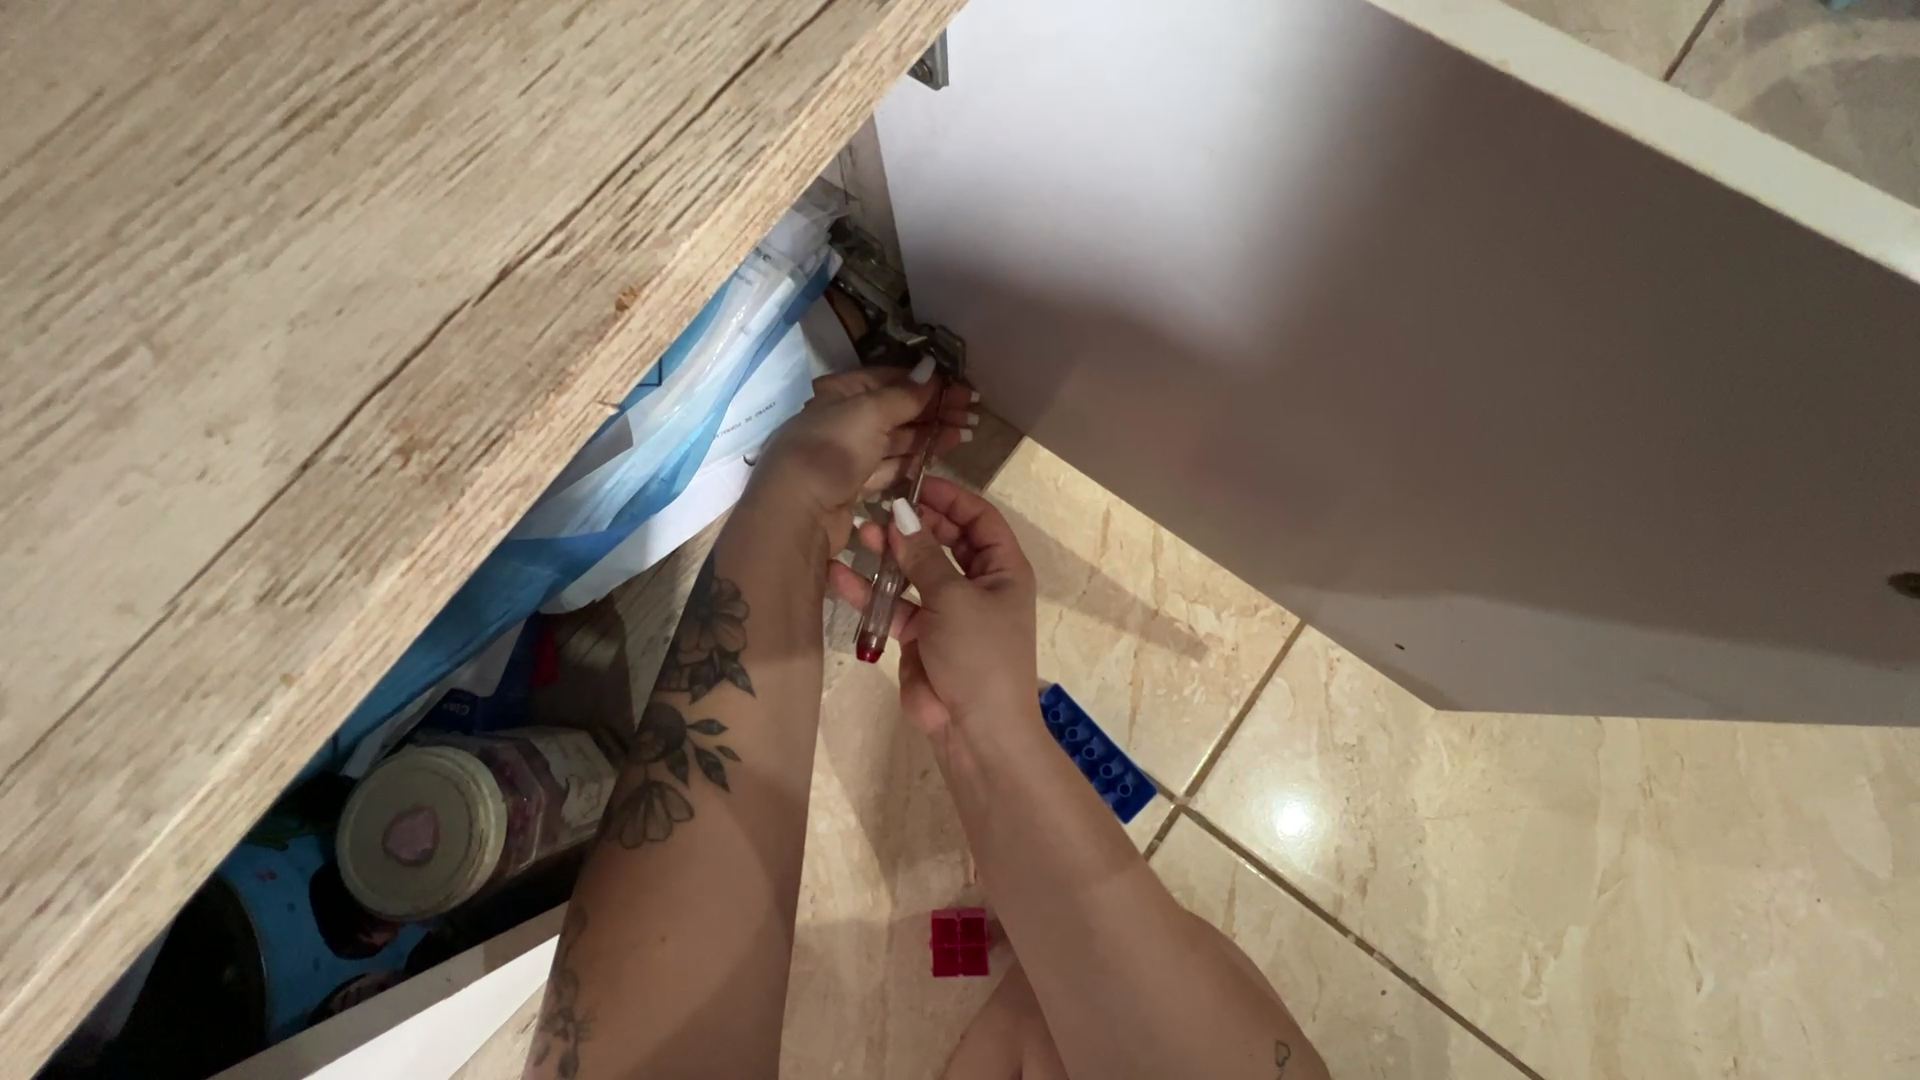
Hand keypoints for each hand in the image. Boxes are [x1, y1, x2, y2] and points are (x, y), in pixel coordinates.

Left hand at [747, 362, 973, 552]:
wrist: (799, 511)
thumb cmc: (831, 449)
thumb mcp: (869, 412)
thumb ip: (904, 394)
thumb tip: (931, 367)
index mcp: (841, 393)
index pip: (890, 379)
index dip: (925, 382)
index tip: (960, 387)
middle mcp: (844, 420)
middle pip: (897, 410)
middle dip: (935, 409)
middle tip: (973, 412)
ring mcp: (850, 455)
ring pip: (898, 439)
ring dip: (932, 434)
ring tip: (967, 433)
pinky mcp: (857, 485)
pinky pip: (893, 466)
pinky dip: (917, 459)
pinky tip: (942, 454)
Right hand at [827, 476, 1038, 735]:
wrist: (974, 728)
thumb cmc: (979, 654)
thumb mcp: (953, 598)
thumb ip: (923, 555)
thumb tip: (901, 512)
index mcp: (1003, 569)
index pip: (979, 519)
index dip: (950, 498)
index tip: (914, 483)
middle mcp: (977, 584)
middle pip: (944, 541)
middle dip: (913, 524)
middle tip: (878, 506)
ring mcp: (947, 610)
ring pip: (914, 571)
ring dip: (887, 554)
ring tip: (858, 533)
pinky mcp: (919, 634)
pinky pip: (893, 604)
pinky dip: (869, 592)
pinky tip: (839, 575)